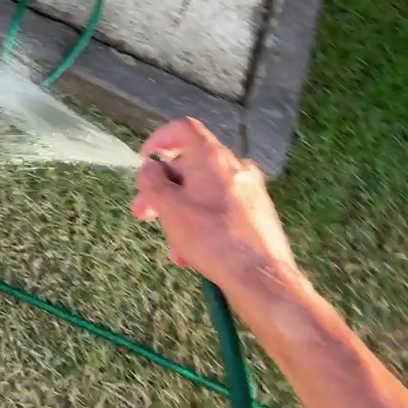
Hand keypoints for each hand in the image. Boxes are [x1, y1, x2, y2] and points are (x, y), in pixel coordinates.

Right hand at [131, 118, 299, 289]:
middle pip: (191, 166)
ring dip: (182, 213)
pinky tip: (196, 253)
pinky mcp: (260, 215)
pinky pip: (223, 209)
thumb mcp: (168, 206)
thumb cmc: (210, 236)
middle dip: (164, 190)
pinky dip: (204, 222)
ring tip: (174, 248)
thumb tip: (151, 167)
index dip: (159, 139)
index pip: (182, 128)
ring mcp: (251, 191)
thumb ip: (152, 180)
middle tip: (144, 212)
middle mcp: (235, 166)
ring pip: (205, 192)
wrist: (263, 279)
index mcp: (212, 156)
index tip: (146, 161)